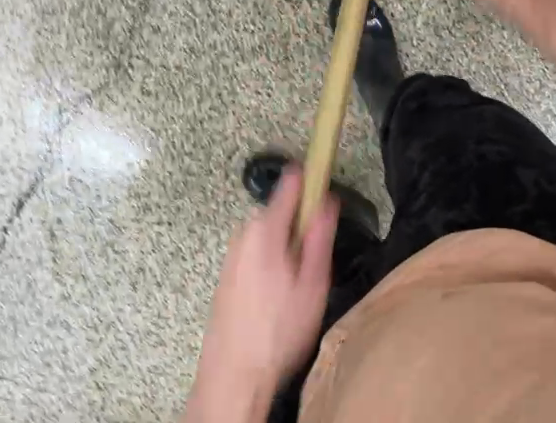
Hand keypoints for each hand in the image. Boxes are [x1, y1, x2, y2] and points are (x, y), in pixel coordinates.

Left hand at [187, 169, 337, 420]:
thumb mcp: (313, 282)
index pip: (291, 182)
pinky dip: (270, 265)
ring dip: (286, 249)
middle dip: (301, 227)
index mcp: (265, 227)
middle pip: (281, 211)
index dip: (313, 180)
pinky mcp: (227, 275)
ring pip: (269, 235)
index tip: (329, 190)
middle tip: (316, 263)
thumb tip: (329, 198)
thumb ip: (320, 235)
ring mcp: (232, 254)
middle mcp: (244, 232)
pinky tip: (277, 300)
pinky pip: (256, 254)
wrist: (232, 376)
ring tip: (298, 288)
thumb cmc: (278, 329)